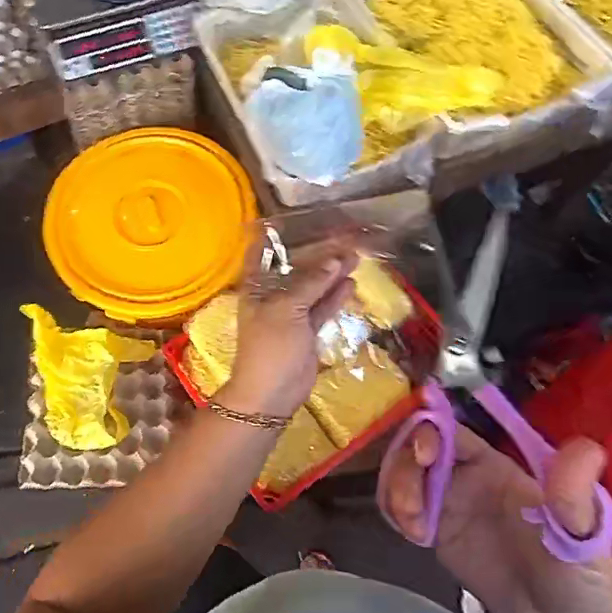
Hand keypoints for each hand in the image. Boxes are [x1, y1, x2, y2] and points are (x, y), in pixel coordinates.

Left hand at [223, 247, 356, 417]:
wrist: (271, 393)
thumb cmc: (271, 346)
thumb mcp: (288, 309)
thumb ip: (312, 284)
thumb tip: (336, 260)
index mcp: (256, 287)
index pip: (260, 254)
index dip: (272, 237)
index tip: (289, 219)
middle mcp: (271, 296)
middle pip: (294, 269)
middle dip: (315, 253)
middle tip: (341, 235)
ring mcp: (290, 314)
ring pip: (312, 288)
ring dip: (331, 274)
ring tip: (354, 255)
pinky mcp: (306, 331)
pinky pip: (322, 308)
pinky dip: (335, 296)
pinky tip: (350, 282)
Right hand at [379, 422, 611, 612]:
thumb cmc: (582, 575)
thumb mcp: (584, 534)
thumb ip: (574, 492)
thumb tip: (587, 447)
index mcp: (495, 466)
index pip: (450, 431)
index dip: (429, 432)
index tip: (422, 456)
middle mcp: (464, 476)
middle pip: (416, 449)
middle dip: (403, 467)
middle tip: (409, 506)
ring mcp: (446, 504)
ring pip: (403, 475)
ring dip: (395, 490)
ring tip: (412, 527)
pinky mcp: (435, 533)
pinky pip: (400, 507)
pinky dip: (394, 511)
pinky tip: (411, 535)